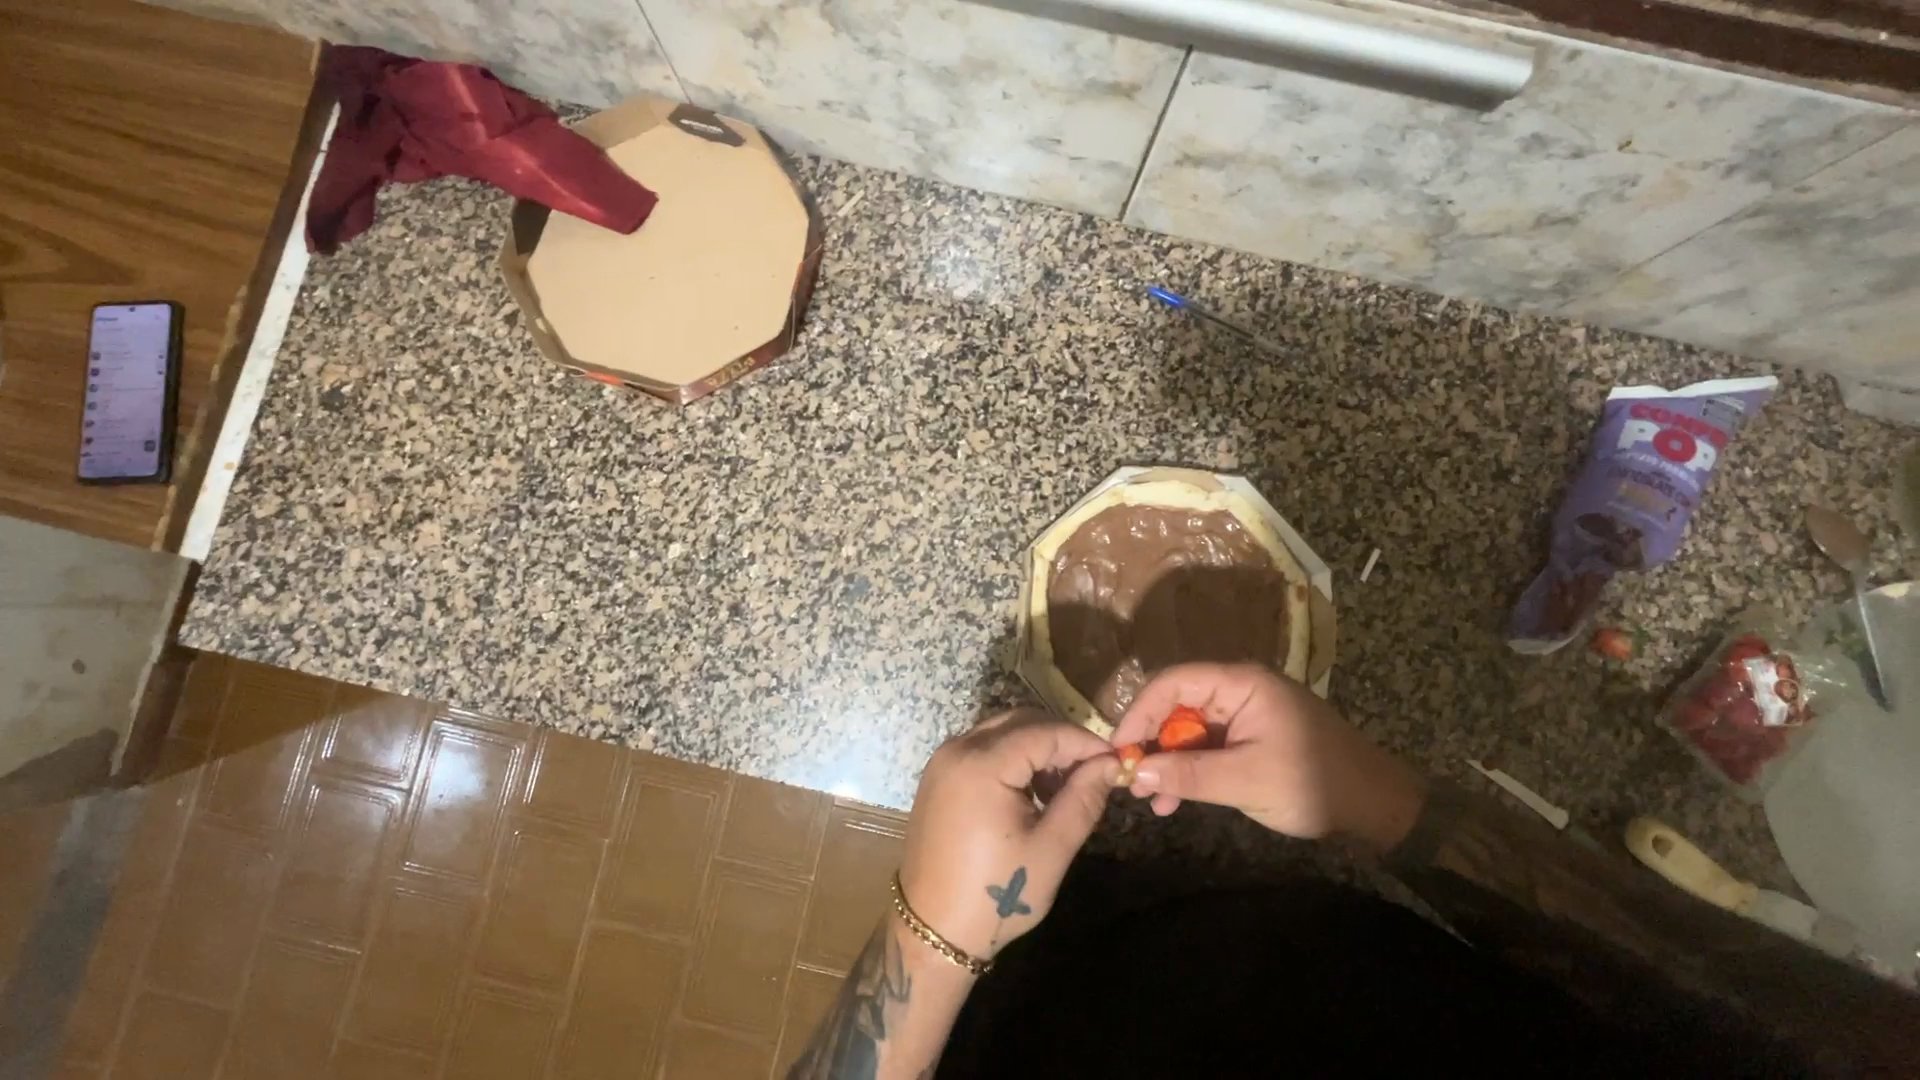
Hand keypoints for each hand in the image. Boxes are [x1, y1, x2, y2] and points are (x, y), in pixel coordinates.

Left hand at [898, 708, 1114, 962]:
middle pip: (1021, 721)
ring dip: (1037, 747)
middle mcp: (957, 749)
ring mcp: (943, 760)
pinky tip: (1032, 792)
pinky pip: (983, 748)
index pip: (1044, 731)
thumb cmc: (996, 895)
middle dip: (1061, 740)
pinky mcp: (938, 775)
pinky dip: (1012, 757)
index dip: (1084, 742)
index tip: (1115, 762)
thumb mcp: (1050, 849)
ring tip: (1063, 788)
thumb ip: (1083, 798)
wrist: (932, 931)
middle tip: (1092, 773)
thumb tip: (1110, 765)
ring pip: (1002, 731)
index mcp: (981, 764)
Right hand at [1111, 663, 1425, 850]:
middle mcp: (1238, 691)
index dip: (1139, 712)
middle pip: (1176, 705)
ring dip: (1167, 762)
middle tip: (1130, 779)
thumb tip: (1136, 770)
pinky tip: (1172, 801)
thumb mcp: (1247, 781)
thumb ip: (1189, 774)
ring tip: (1149, 799)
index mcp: (1241, 684)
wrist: (1378, 808)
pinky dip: (1189, 771)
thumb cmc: (1314, 784)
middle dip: (1151, 742)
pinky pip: (1206, 748)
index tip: (1119, 749)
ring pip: (1188, 730)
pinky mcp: (1249, 738)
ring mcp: (1244, 715)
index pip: (1173, 683)